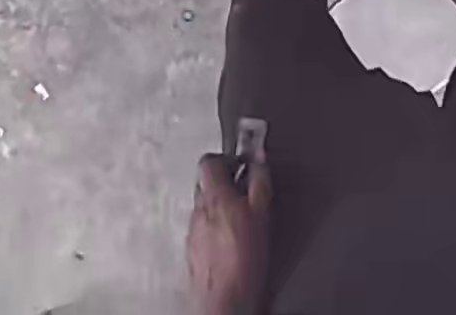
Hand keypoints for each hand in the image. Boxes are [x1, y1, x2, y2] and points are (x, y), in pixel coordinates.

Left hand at [187, 151, 270, 314]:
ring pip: (203, 207)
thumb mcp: (262, 213)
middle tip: (243, 193)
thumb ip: (260, 180)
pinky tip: (229, 244)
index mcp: (213, 194)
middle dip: (223, 184)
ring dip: (218, 208)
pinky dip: (213, 231)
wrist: (225, 304)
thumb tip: (259, 156)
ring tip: (239, 221)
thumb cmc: (243, 261)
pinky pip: (201, 231)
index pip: (209, 160)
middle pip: (205, 183)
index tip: (241, 166)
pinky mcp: (193, 253)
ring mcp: (193, 232)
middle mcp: (198, 209)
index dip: (226, 159)